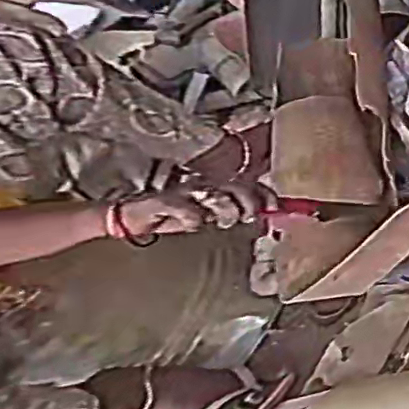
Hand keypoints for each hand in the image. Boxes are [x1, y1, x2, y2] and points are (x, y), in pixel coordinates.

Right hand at [115, 183, 274, 238]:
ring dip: (225, 210)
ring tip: (222, 222)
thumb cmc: (180, 216)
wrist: (134, 219)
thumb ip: (241, 214)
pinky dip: (193, 218)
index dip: (265, 194)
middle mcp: (205, 184)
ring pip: (214, 194)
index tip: (273, 208)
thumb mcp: (215, 216)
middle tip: (246, 217)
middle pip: (237, 186)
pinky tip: (193, 225)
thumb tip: (269, 221)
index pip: (250, 183)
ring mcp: (183, 191)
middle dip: (249, 203)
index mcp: (220, 186)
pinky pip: (182, 206)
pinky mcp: (160, 201)